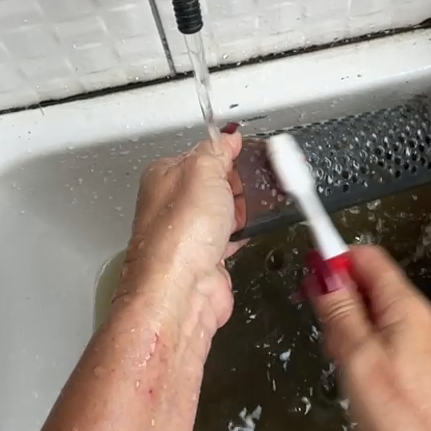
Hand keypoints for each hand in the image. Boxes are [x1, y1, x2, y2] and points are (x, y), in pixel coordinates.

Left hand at [115, 130, 245, 337]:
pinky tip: (255, 226)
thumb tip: (228, 137)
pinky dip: (243, 231)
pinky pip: (229, 237)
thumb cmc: (178, 236)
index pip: (200, 154)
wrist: (180, 294)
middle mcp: (173, 205)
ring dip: (243, 206)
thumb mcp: (204, 172)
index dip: (226, 152)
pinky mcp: (206, 259)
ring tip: (266, 197)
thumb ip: (218, 150)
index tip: (250, 149)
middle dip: (238, 179)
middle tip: (264, 173)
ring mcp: (190, 234)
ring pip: (222, 210)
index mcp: (164, 177)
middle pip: (212, 182)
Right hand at [309, 245, 430, 430]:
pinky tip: (361, 385)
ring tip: (344, 366)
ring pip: (375, 317)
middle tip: (326, 333)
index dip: (334, 258)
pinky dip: (364, 354)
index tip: (310, 273)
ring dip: (349, 331)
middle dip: (339, 301)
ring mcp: (423, 346)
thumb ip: (340, 311)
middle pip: (369, 284)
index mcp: (404, 306)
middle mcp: (418, 319)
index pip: (366, 255)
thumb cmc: (414, 426)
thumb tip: (325, 271)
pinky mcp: (424, 372)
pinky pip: (386, 344)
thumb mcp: (359, 360)